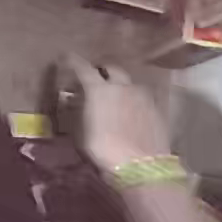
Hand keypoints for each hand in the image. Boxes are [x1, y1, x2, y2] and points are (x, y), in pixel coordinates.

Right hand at [68, 55, 172, 170]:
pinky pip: (140, 96)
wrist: (139, 164)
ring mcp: (142, 96)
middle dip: (101, 70)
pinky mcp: (155, 108)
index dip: (73, 61)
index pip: (83, 68)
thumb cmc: (102, 148)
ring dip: (119, 84)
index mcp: (99, 89)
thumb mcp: (79, 131)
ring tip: (113, 95)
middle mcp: (122, 86)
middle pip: (111, 69)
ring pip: (128, 82)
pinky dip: (131, 98)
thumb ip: (77, 110)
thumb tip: (73, 99)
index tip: (66, 57)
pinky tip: (128, 110)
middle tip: (94, 76)